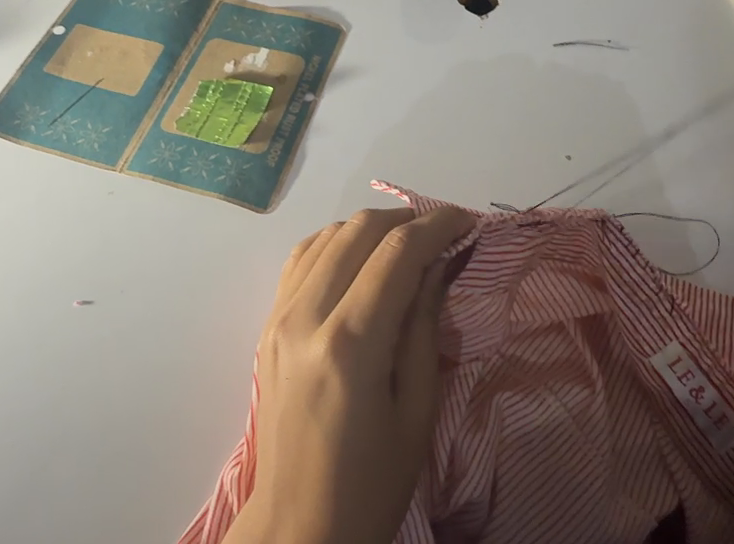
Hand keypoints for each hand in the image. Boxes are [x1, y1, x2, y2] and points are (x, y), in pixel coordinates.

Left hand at [224, 205, 475, 543]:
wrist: (299, 523)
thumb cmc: (372, 480)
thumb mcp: (417, 408)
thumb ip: (424, 324)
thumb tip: (437, 262)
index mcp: (350, 344)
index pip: (398, 252)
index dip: (437, 226)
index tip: (466, 221)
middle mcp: (306, 316)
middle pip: (359, 231)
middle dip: (407, 220)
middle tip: (441, 233)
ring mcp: (278, 317)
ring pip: (327, 235)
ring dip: (371, 228)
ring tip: (406, 243)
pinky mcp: (267, 324)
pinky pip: (301, 258)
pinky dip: (335, 242)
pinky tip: (359, 256)